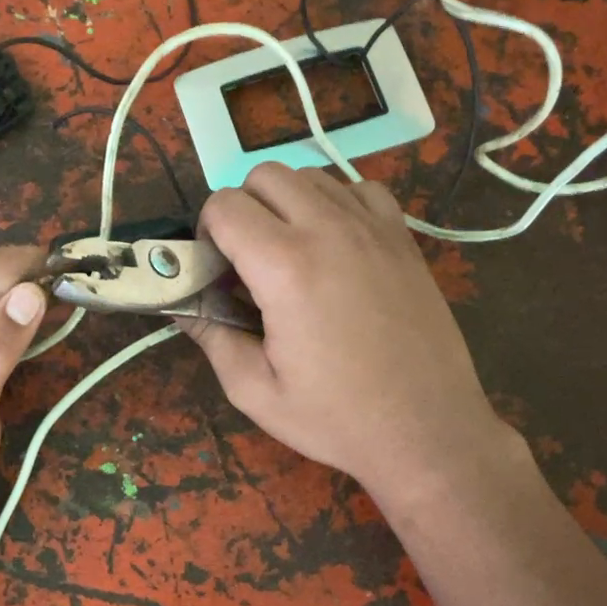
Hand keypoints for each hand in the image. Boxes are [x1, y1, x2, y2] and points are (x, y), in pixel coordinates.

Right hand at [185, 163, 512, 502]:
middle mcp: (328, 231)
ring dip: (285, 205)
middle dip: (242, 210)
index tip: (216, 273)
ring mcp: (372, 228)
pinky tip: (333, 248)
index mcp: (285, 268)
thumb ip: (210, 337)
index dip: (207, 235)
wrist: (426, 430)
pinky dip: (334, 205)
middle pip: (265, 175)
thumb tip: (180, 303)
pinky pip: (357, 189)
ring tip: (289, 256)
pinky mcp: (402, 237)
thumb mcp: (253, 390)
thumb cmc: (334, 417)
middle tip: (246, 263)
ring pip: (310, 176)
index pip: (224, 206)